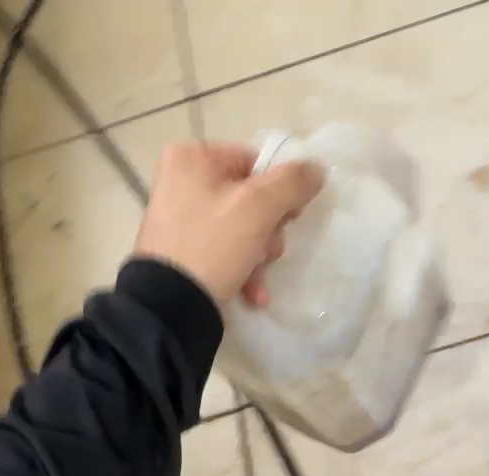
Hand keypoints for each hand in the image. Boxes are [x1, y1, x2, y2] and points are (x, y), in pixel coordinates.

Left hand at [132, 141, 325, 307]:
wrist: (171, 305)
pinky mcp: (184, 250)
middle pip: (250, 199)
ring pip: (242, 229)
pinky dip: (242, 270)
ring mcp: (182, 218)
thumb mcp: (258, 209)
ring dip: (259, 256)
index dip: (279, 193)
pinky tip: (251, 291)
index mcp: (192, 158)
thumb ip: (292, 183)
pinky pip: (225, 250)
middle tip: (266, 252)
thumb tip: (316, 169)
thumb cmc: (213, 245)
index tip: (288, 219)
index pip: (255, 163)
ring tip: (255, 277)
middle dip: (268, 232)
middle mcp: (182, 181)